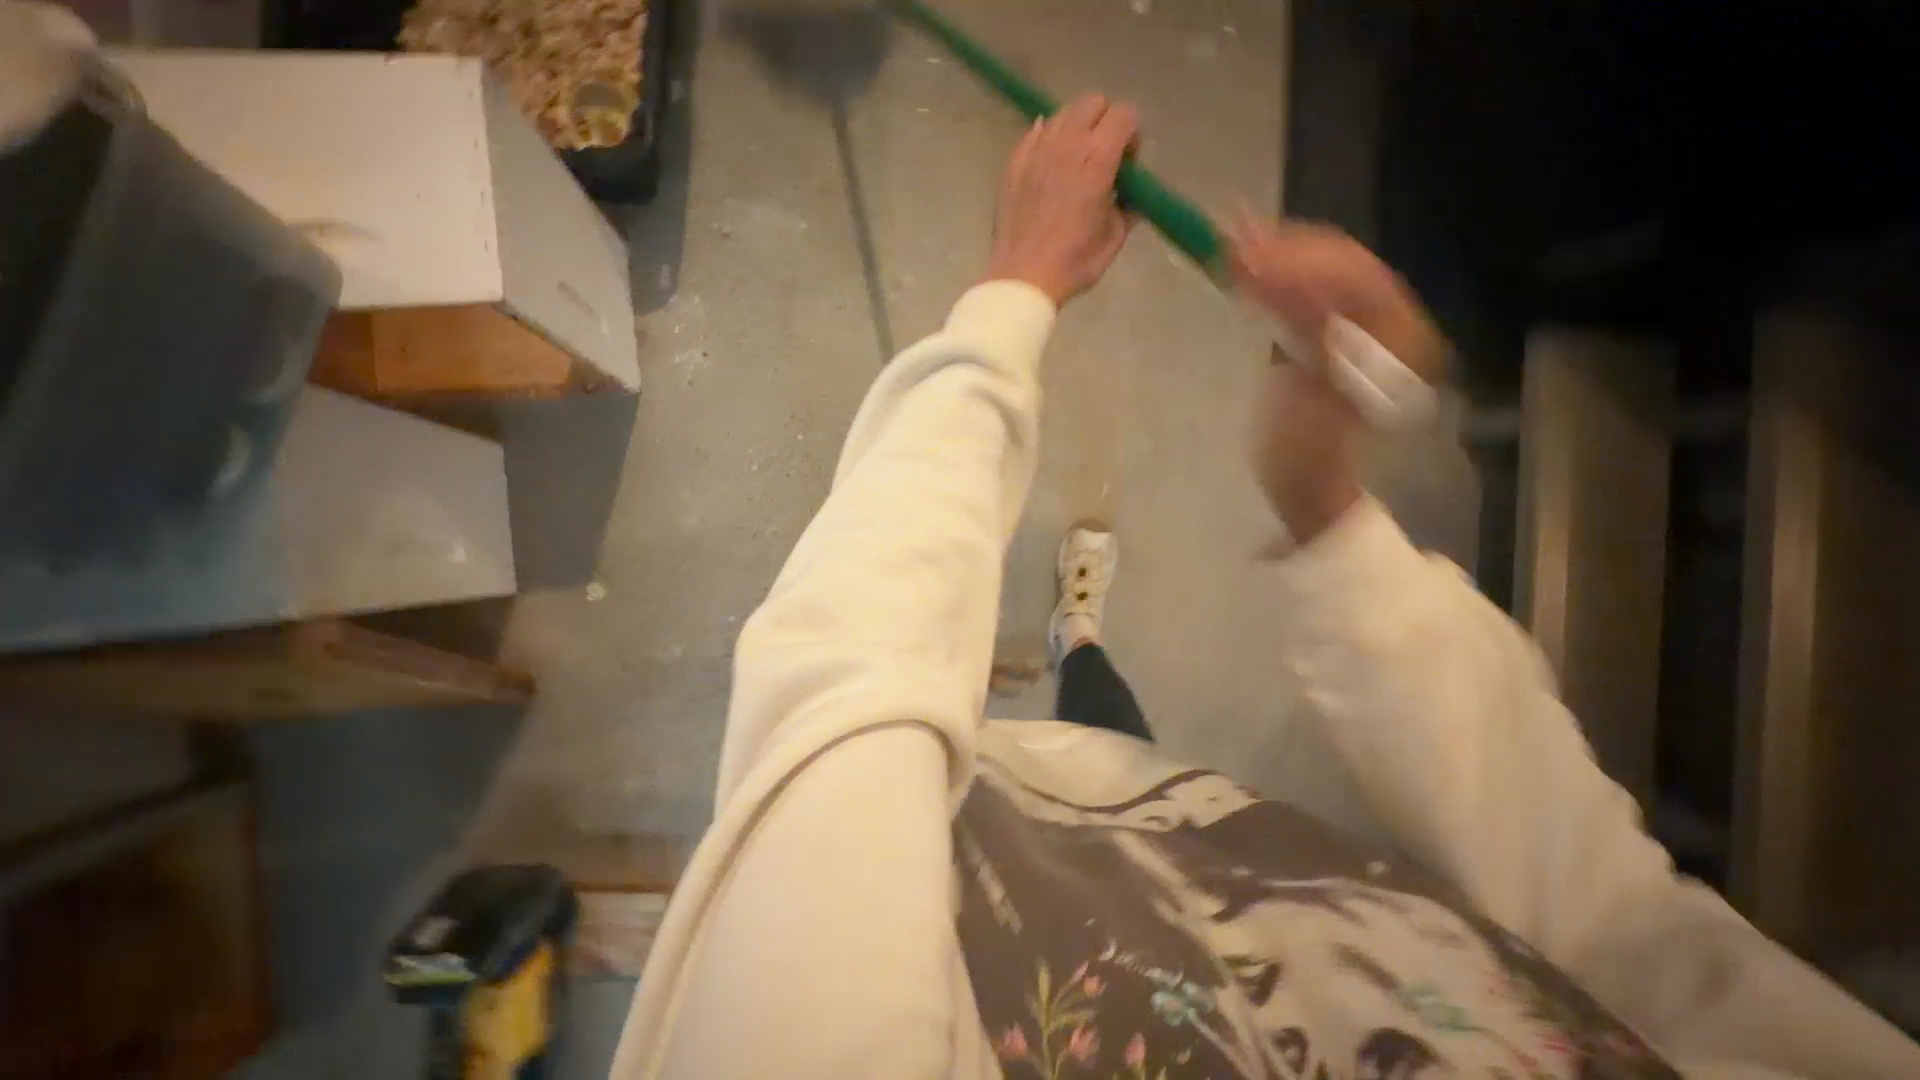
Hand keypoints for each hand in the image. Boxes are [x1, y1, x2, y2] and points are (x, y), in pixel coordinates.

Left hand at [982, 95, 1138, 305]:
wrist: (1022, 277)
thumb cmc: (1072, 263)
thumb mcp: (1114, 238)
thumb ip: (1128, 206)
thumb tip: (1131, 193)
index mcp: (1097, 160)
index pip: (1124, 114)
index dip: (1132, 134)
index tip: (1128, 162)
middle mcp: (1067, 144)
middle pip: (1093, 102)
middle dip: (1105, 121)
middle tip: (1103, 155)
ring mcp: (1036, 150)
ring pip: (1063, 113)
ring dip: (1076, 128)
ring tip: (1075, 160)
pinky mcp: (1014, 161)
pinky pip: (1035, 132)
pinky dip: (1048, 139)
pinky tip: (1050, 163)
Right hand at [1226, 214, 1448, 542]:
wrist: (1308, 487)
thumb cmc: (1310, 472)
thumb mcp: (1315, 442)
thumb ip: (1325, 395)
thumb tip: (1327, 333)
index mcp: (1395, 349)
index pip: (1359, 286)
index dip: (1308, 267)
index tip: (1254, 263)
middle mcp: (1387, 326)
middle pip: (1342, 267)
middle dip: (1289, 251)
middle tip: (1232, 242)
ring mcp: (1357, 323)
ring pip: (1322, 270)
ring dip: (1277, 252)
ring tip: (1229, 239)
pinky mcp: (1328, 327)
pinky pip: (1305, 285)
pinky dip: (1273, 269)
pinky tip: (1240, 257)